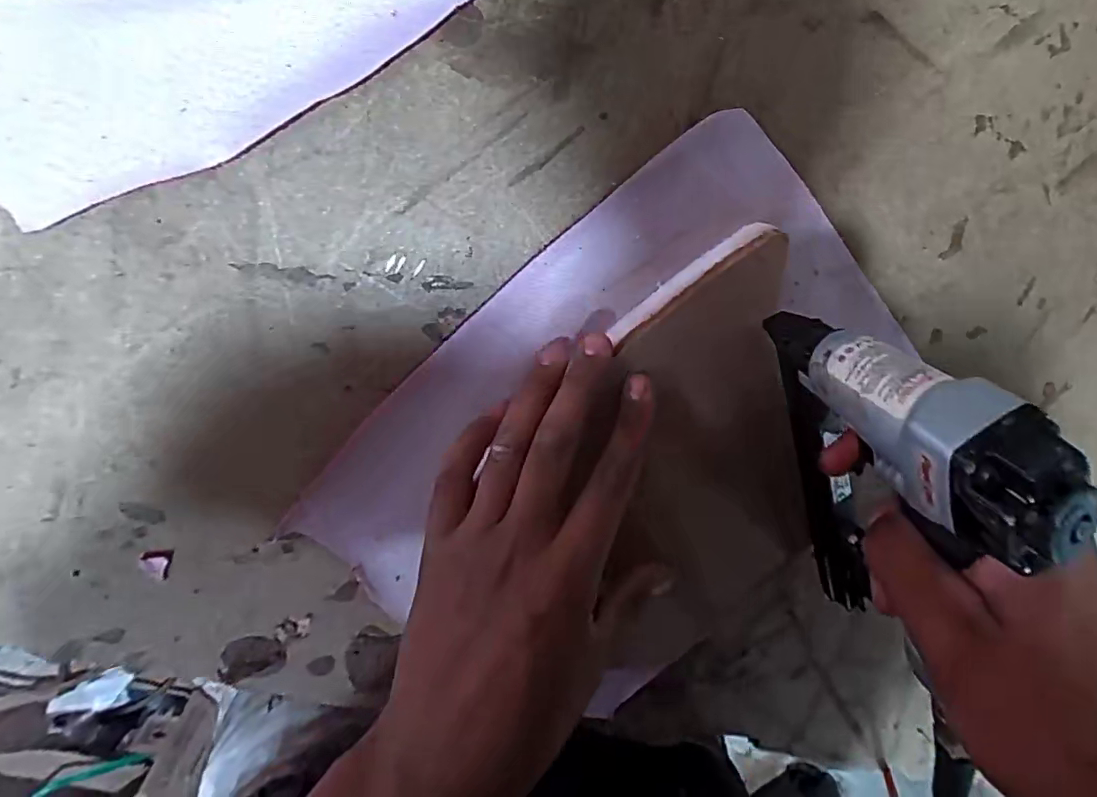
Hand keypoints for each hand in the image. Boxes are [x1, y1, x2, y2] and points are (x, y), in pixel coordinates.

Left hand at [319, 332, 668, 796]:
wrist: (434, 760)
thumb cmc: (529, 712)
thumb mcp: (591, 662)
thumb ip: (624, 601)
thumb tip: (662, 566)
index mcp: (569, 571)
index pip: (610, 482)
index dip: (630, 428)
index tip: (643, 384)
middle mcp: (521, 542)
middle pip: (556, 448)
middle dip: (579, 388)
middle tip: (595, 342)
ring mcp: (473, 541)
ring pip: (506, 451)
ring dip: (531, 396)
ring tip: (553, 351)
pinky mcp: (436, 550)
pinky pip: (450, 482)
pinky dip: (468, 441)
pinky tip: (490, 411)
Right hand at [822, 434, 1096, 796]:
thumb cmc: (1037, 717)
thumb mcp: (954, 639)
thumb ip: (906, 561)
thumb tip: (873, 502)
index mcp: (1027, 516)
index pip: (944, 448)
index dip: (883, 443)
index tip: (837, 460)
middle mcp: (1043, 521)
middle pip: (949, 489)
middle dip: (898, 518)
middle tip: (875, 574)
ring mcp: (1049, 554)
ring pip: (961, 528)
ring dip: (918, 555)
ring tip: (896, 606)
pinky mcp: (1048, 585)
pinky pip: (982, 559)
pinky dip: (946, 577)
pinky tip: (930, 619)